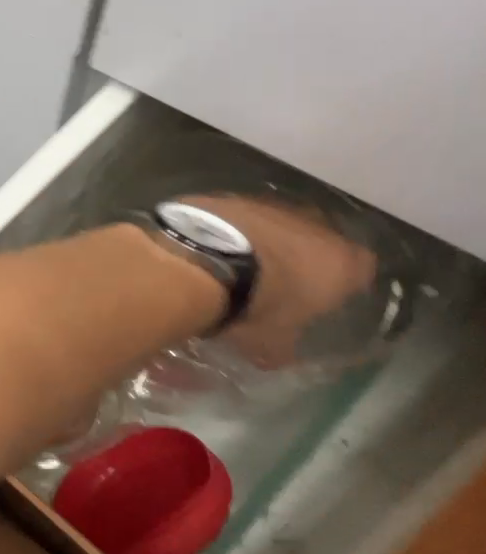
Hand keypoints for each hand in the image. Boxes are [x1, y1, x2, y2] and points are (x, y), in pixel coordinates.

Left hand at [183, 195, 377, 368]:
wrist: (195, 260)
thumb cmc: (251, 305)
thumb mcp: (270, 341)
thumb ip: (279, 348)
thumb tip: (272, 358)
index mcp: (346, 261)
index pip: (358, 270)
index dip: (336, 284)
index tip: (313, 297)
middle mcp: (313, 223)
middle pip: (312, 240)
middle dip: (294, 256)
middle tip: (267, 279)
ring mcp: (264, 204)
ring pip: (268, 222)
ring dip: (254, 238)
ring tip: (227, 261)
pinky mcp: (220, 196)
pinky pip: (227, 214)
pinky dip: (218, 227)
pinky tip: (198, 245)